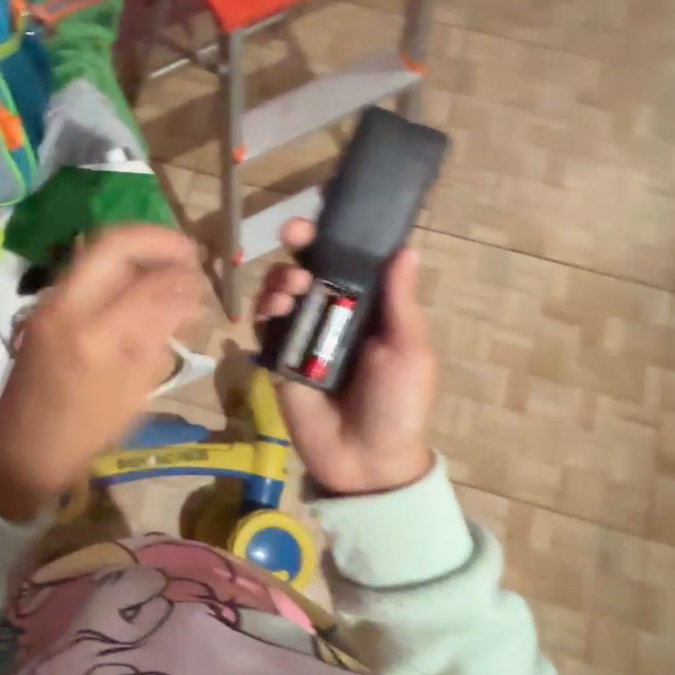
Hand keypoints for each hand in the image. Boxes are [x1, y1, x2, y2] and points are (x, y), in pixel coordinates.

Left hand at [0, 226, 205, 520]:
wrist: (22, 450)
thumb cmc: (85, 433)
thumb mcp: (134, 391)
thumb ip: (159, 335)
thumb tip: (188, 294)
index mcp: (94, 336)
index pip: (148, 282)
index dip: (181, 273)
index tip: (203, 278)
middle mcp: (67, 307)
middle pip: (113, 244)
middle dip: (157, 241)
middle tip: (188, 254)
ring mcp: (49, 303)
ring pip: (97, 254)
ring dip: (137, 253)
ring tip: (170, 270)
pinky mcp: (43, 309)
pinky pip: (86, 273)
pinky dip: (118, 271)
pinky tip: (141, 289)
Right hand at [256, 218, 437, 494]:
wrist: (365, 459)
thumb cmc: (398, 404)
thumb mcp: (409, 351)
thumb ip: (400, 302)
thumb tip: (406, 249)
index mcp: (369, 309)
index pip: (348, 263)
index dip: (333, 237)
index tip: (322, 215)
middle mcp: (333, 314)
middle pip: (308, 268)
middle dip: (298, 246)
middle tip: (293, 235)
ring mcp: (303, 335)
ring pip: (282, 290)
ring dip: (282, 277)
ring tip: (292, 288)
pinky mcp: (278, 357)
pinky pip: (265, 324)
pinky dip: (265, 309)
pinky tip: (276, 309)